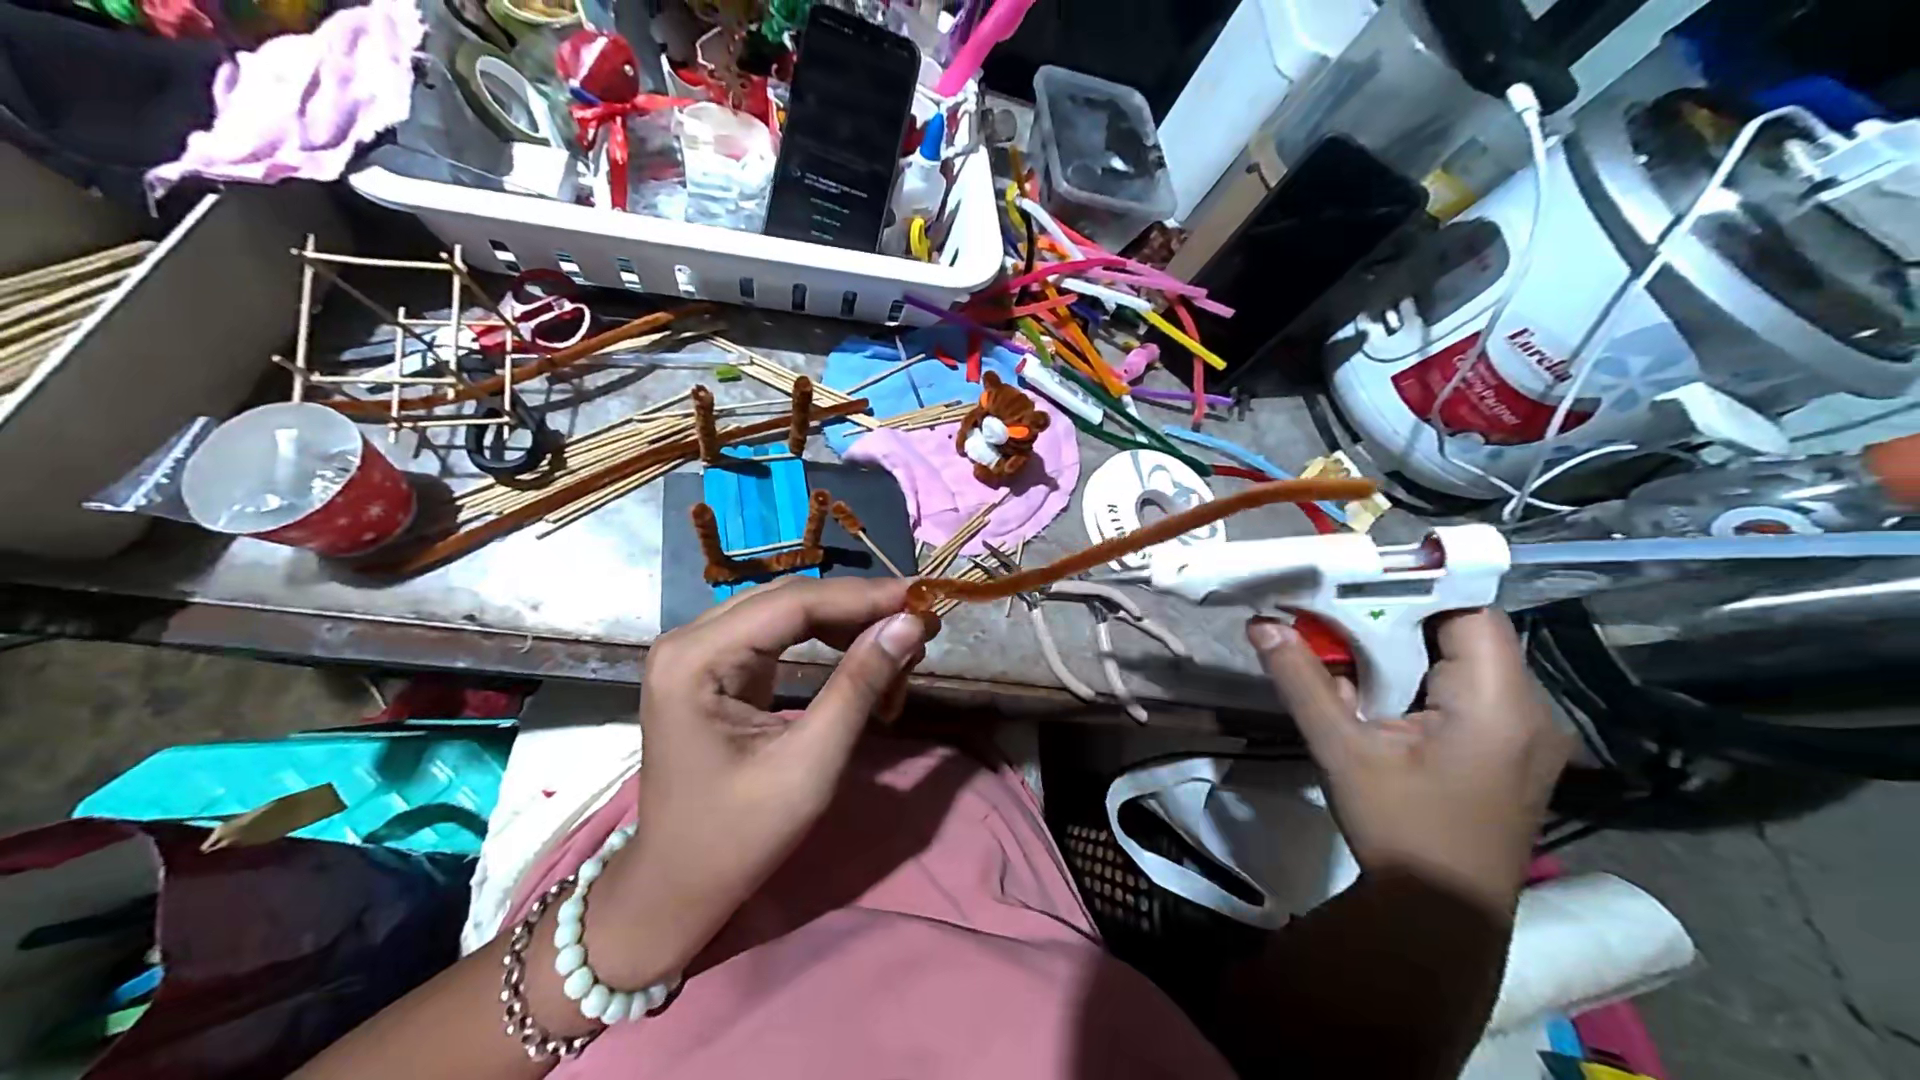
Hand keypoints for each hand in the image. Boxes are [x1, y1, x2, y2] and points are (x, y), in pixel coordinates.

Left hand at [587, 577, 928, 982]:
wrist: (678, 886)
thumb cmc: (738, 836)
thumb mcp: (809, 763)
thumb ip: (858, 685)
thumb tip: (910, 625)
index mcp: (695, 658)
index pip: (793, 602)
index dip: (862, 596)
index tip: (923, 598)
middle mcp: (690, 640)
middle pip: (790, 600)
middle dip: (859, 609)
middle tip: (920, 625)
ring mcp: (699, 651)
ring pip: (788, 612)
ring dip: (847, 625)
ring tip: (900, 645)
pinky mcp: (716, 667)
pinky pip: (780, 635)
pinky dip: (827, 642)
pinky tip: (864, 654)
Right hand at [1247, 610, 1569, 916]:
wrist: (1442, 916)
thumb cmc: (1398, 827)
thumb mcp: (1342, 750)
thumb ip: (1303, 681)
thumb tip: (1262, 625)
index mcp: (1498, 705)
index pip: (1471, 613)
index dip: (1418, 590)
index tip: (1359, 583)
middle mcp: (1529, 712)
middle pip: (1470, 635)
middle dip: (1404, 620)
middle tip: (1342, 614)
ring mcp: (1529, 736)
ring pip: (1471, 664)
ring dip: (1413, 652)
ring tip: (1355, 649)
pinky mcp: (1515, 755)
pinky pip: (1475, 694)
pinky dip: (1428, 681)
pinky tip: (1386, 695)